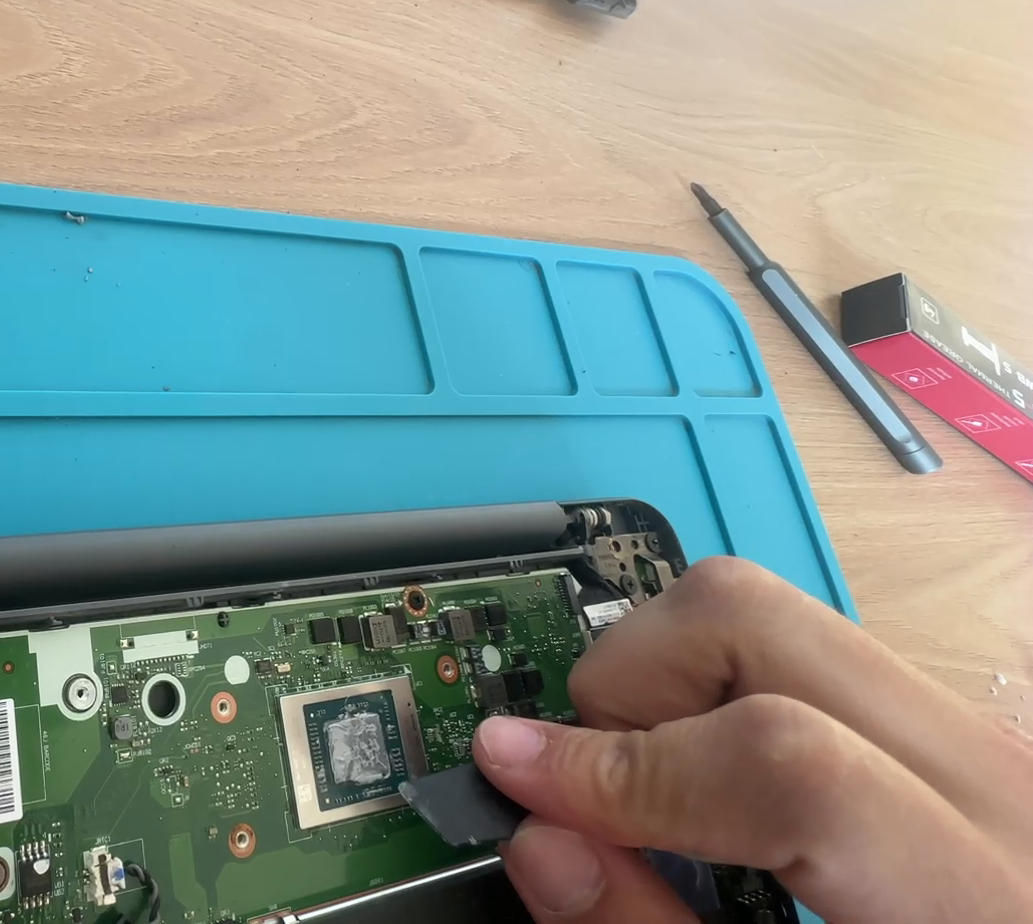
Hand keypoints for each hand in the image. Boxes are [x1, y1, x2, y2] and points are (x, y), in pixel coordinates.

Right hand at [474, 556, 1032, 922]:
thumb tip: (538, 838)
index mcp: (993, 900)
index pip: (783, 760)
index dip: (624, 767)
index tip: (515, 775)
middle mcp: (996, 780)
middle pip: (745, 618)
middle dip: (623, 678)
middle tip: (604, 777)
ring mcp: (961, 728)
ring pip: (740, 606)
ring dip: (644, 675)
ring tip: (656, 777)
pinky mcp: (920, 712)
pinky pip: (762, 640)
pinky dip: (683, 683)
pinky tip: (698, 769)